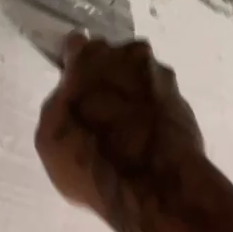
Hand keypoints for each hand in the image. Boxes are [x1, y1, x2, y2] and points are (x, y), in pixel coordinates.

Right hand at [34, 34, 206, 229]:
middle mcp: (128, 54)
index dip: (72, 66)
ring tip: (125, 130)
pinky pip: (158, 99)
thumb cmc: (92, 160)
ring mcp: (160, 75)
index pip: (75, 46)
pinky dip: (150, 112)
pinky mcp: (183, 99)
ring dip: (131, 94)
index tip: (71, 87)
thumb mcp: (49, 138)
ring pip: (138, 76)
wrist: (157, 185)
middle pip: (110, 59)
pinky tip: (144, 139)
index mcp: (88, 58)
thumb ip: (58, 105)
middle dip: (104, 78)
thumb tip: (70, 95)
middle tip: (99, 113)